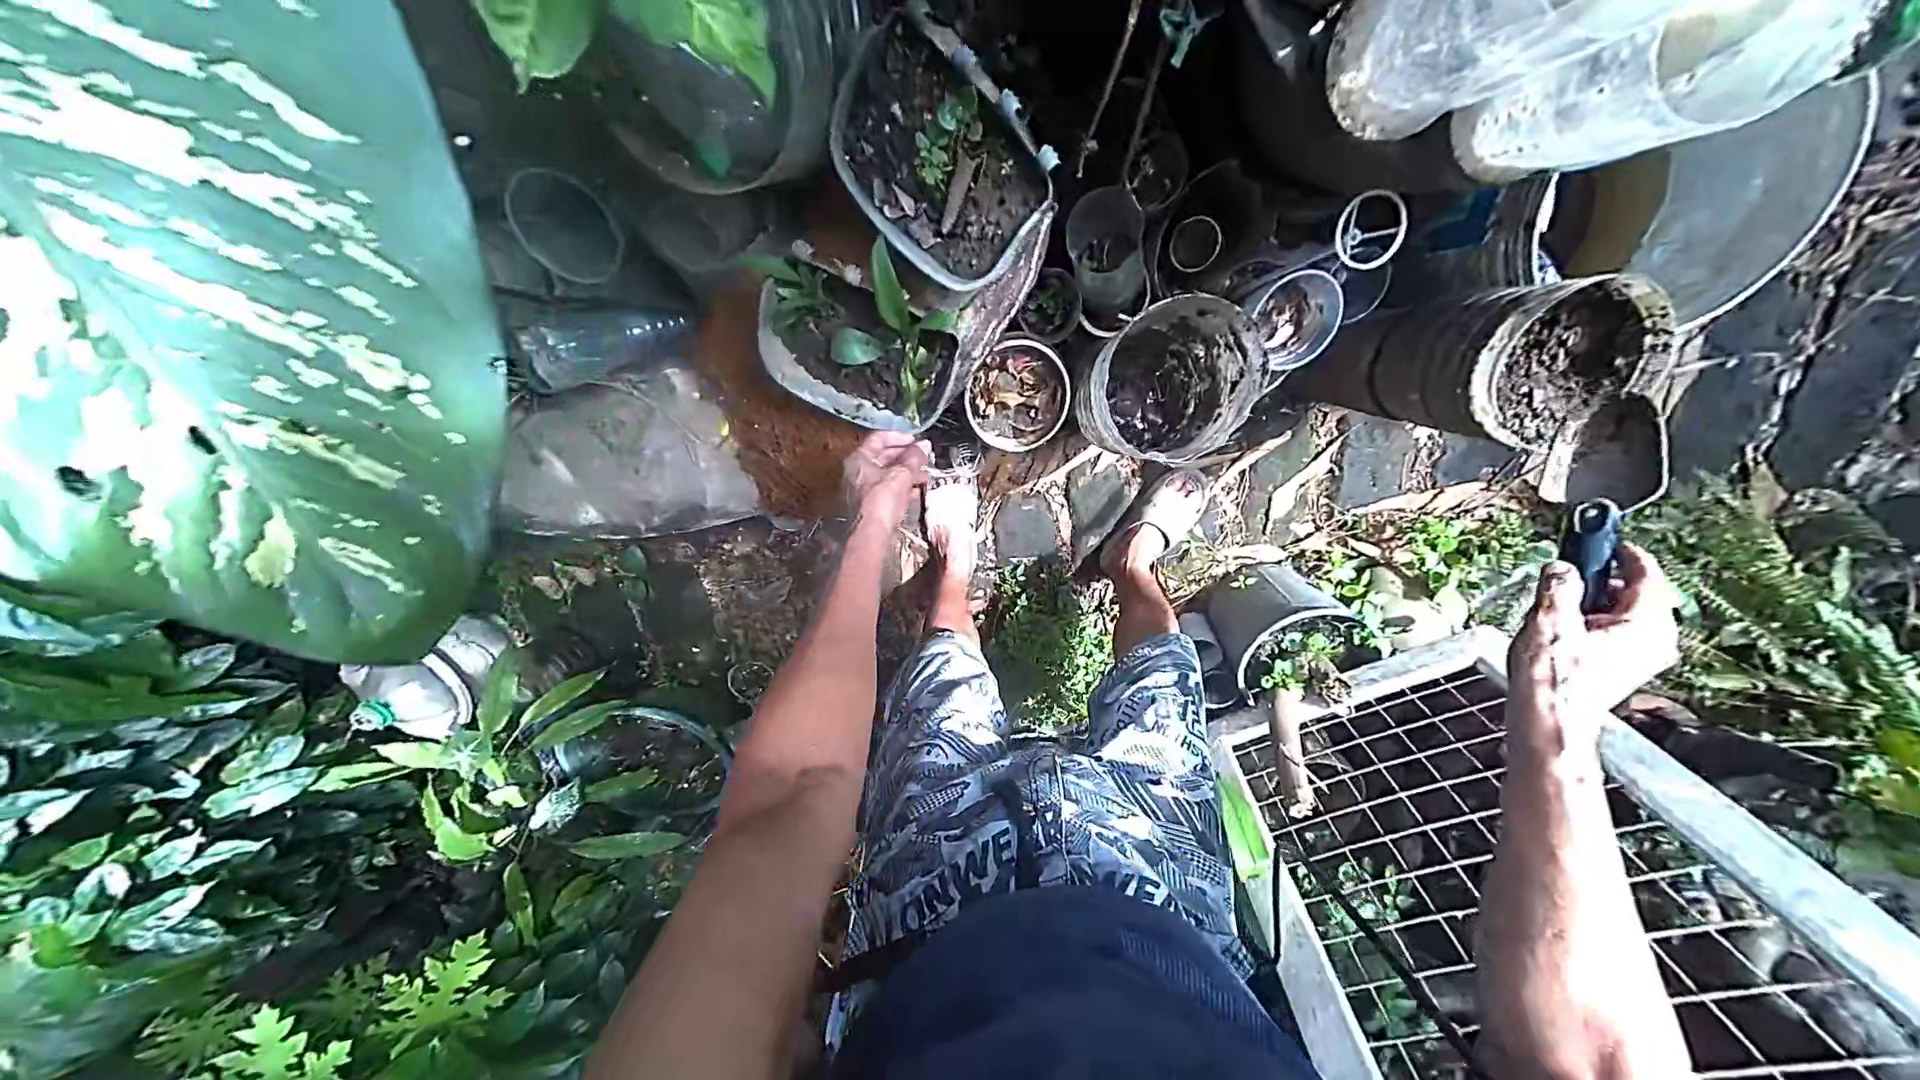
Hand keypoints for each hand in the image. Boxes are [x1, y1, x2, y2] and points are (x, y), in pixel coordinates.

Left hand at [841, 431, 929, 531]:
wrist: (873, 534)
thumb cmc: (881, 501)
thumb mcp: (902, 474)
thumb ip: (914, 458)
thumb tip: (924, 445)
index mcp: (859, 459)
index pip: (879, 438)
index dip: (899, 437)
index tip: (915, 440)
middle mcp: (857, 472)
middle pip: (883, 457)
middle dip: (906, 456)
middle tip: (922, 456)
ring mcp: (863, 489)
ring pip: (887, 474)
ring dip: (906, 472)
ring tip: (924, 474)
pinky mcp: (871, 505)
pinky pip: (888, 489)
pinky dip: (902, 487)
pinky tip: (916, 490)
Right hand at [1507, 543, 1679, 751]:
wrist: (1549, 720)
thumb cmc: (1554, 679)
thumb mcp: (1549, 622)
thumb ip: (1559, 588)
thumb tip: (1562, 568)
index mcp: (1647, 625)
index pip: (1646, 574)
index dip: (1619, 551)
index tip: (1600, 534)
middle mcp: (1655, 640)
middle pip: (1635, 592)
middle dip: (1600, 578)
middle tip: (1566, 571)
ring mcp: (1641, 655)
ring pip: (1623, 611)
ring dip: (1592, 600)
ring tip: (1554, 603)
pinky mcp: (1623, 665)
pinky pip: (1615, 629)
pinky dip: (1591, 619)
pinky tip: (1561, 626)